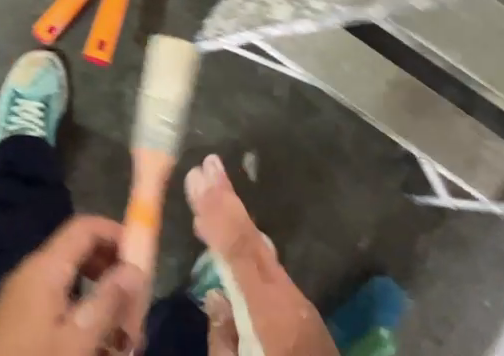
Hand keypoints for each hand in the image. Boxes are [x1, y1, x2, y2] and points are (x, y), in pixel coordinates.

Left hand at [0, 216, 147, 355]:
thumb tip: (135, 268)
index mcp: (44, 268)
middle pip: (81, 253)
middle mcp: (32, 272)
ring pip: (73, 283)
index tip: (143, 261)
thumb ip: (108, 301)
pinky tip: (96, 346)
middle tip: (137, 310)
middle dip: (113, 275)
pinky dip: (81, 316)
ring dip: (101, 302)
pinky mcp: (19, 319)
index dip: (117, 234)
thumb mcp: (78, 340)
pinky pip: (59, 303)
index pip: (85, 227)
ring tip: (123, 339)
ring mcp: (22, 296)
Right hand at [183, 154, 337, 355]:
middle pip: (255, 242)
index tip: (199, 175)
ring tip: (213, 190)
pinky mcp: (304, 318)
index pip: (239, 252)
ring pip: (264, 254)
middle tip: (207, 165)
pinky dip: (249, 249)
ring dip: (237, 221)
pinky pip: (270, 272)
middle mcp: (288, 302)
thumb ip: (223, 337)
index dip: (218, 210)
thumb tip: (216, 296)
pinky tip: (234, 242)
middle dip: (229, 201)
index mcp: (270, 316)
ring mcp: (300, 308)